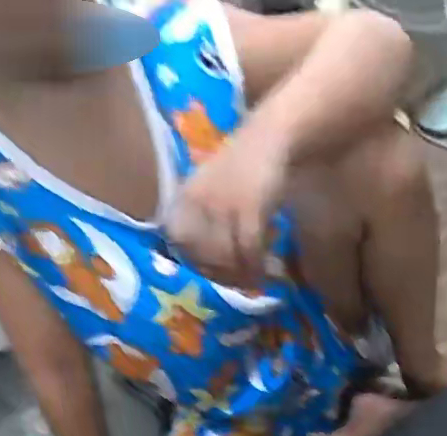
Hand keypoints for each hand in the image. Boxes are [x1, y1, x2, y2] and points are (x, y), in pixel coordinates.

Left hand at [167, 129, 289, 288]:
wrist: (269, 138)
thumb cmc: (241, 168)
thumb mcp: (210, 190)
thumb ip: (202, 221)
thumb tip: (204, 264)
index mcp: (184, 197)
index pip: (177, 241)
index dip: (193, 263)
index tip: (211, 276)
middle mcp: (198, 202)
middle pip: (203, 256)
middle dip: (222, 276)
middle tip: (239, 286)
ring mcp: (223, 205)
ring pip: (226, 258)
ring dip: (242, 275)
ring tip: (255, 281)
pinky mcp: (249, 209)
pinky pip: (249, 250)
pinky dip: (258, 266)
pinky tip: (267, 272)